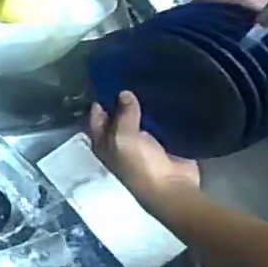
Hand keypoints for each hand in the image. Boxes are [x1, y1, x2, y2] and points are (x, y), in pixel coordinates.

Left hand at [89, 91, 200, 205]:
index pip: (97, 120)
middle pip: (119, 119)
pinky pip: (163, 126)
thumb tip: (124, 93)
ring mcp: (143, 144)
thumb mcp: (124, 137)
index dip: (99, 105)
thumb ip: (124, 115)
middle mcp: (120, 143)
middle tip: (130, 79)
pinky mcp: (165, 144)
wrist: (170, 187)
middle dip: (123, 103)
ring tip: (150, 83)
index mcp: (104, 142)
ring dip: (145, 107)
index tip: (106, 85)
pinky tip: (168, 97)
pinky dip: (164, 114)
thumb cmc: (138, 163)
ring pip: (141, 121)